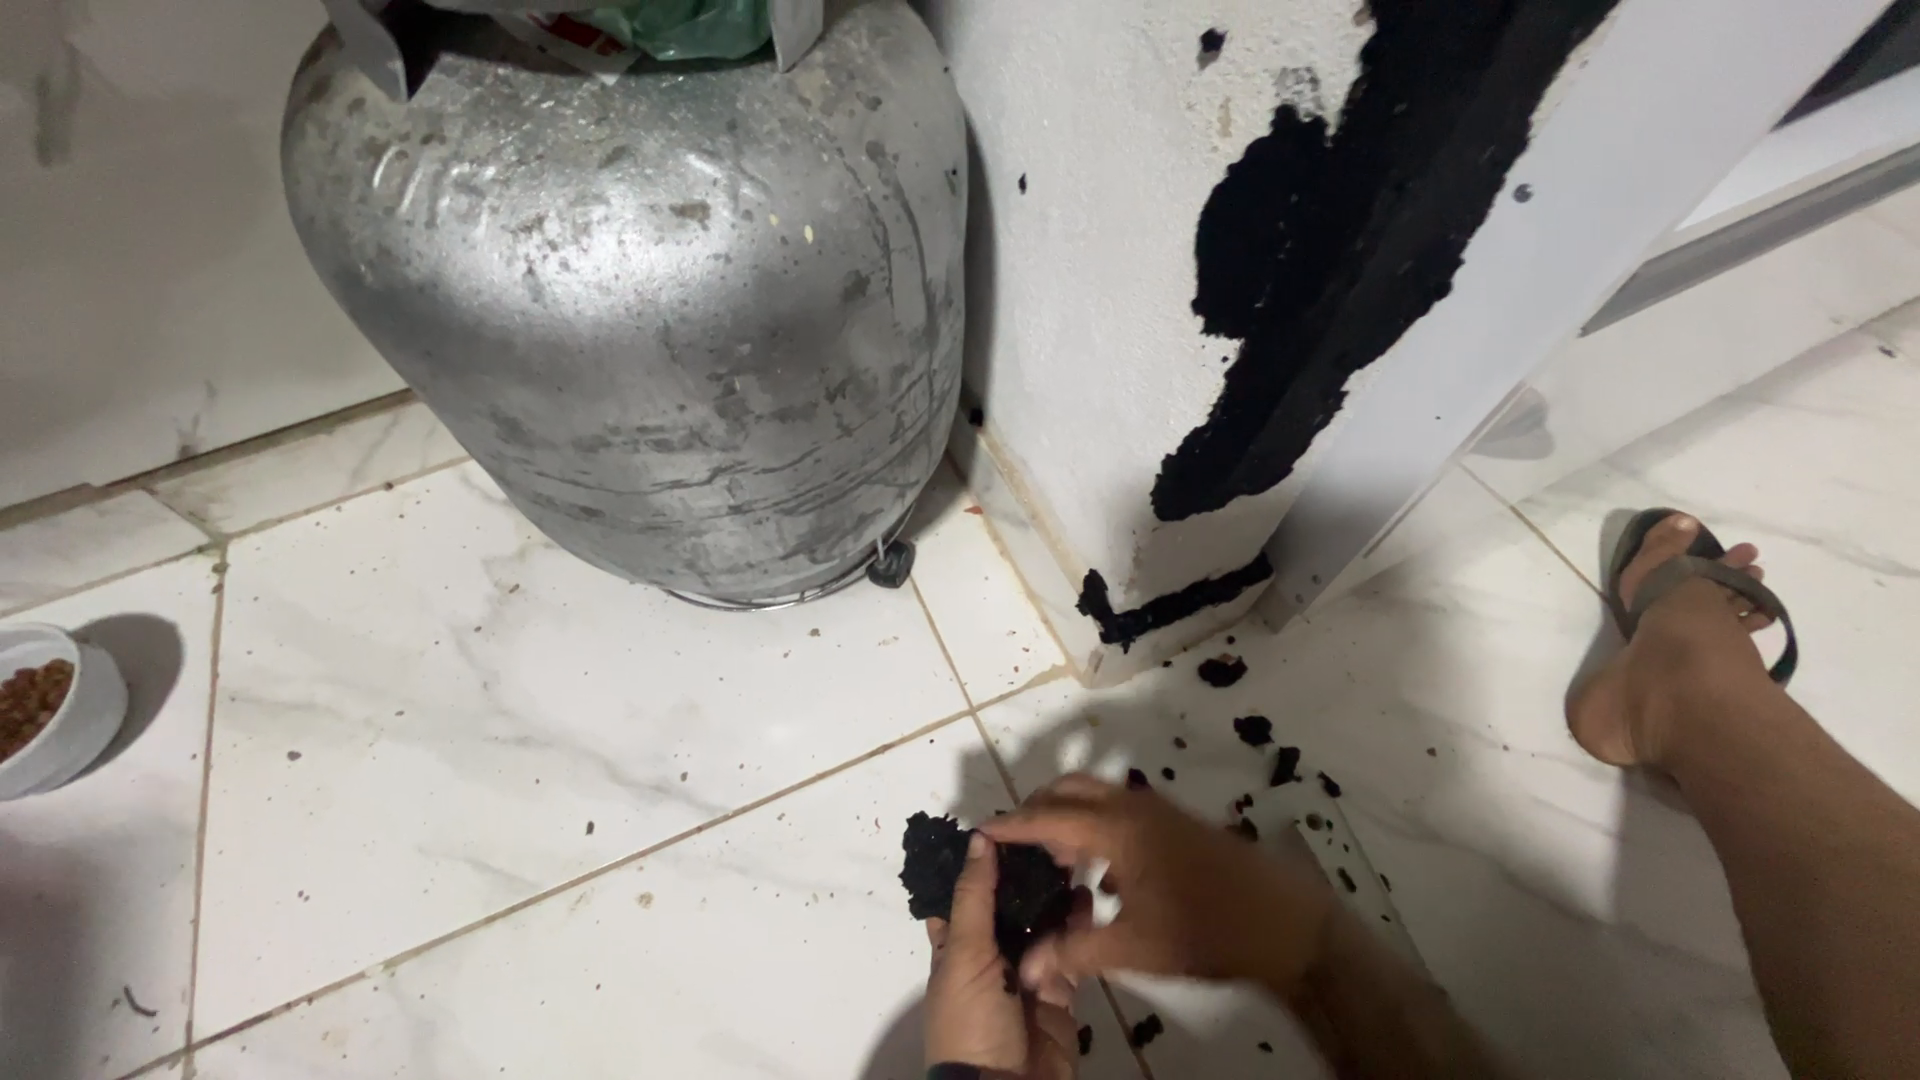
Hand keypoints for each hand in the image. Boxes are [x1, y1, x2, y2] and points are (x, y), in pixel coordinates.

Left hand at [925, 832, 1080, 1079]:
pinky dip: (1077, 925)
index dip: (977, 860)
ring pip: (1040, 921)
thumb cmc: (971, 1019)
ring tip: (1071, 856)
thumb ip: (975, 896)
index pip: (963, 892)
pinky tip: (1087, 896)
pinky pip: (1067, 949)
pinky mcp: (1058, 988)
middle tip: (1047, 833)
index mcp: (955, 946)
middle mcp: (988, 954)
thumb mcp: (964, 953)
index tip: (1000, 823)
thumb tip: (978, 837)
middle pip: (1006, 903)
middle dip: (1024, 873)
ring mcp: (1024, 970)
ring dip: (1053, 893)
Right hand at [981, 774, 1336, 993]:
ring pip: (1096, 794)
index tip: (982, 831)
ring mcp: (1157, 808)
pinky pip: (1119, 808)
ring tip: (1054, 858)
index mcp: (1116, 828)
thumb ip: (1076, 950)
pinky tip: (1101, 873)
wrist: (1285, 922)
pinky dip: (1096, 823)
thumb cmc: (1205, 930)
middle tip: (1016, 843)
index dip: (1012, 825)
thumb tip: (1027, 965)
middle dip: (1036, 809)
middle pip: (1069, 789)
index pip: (1048, 818)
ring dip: (1068, 814)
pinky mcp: (1175, 820)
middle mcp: (1132, 806)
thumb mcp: (1136, 948)